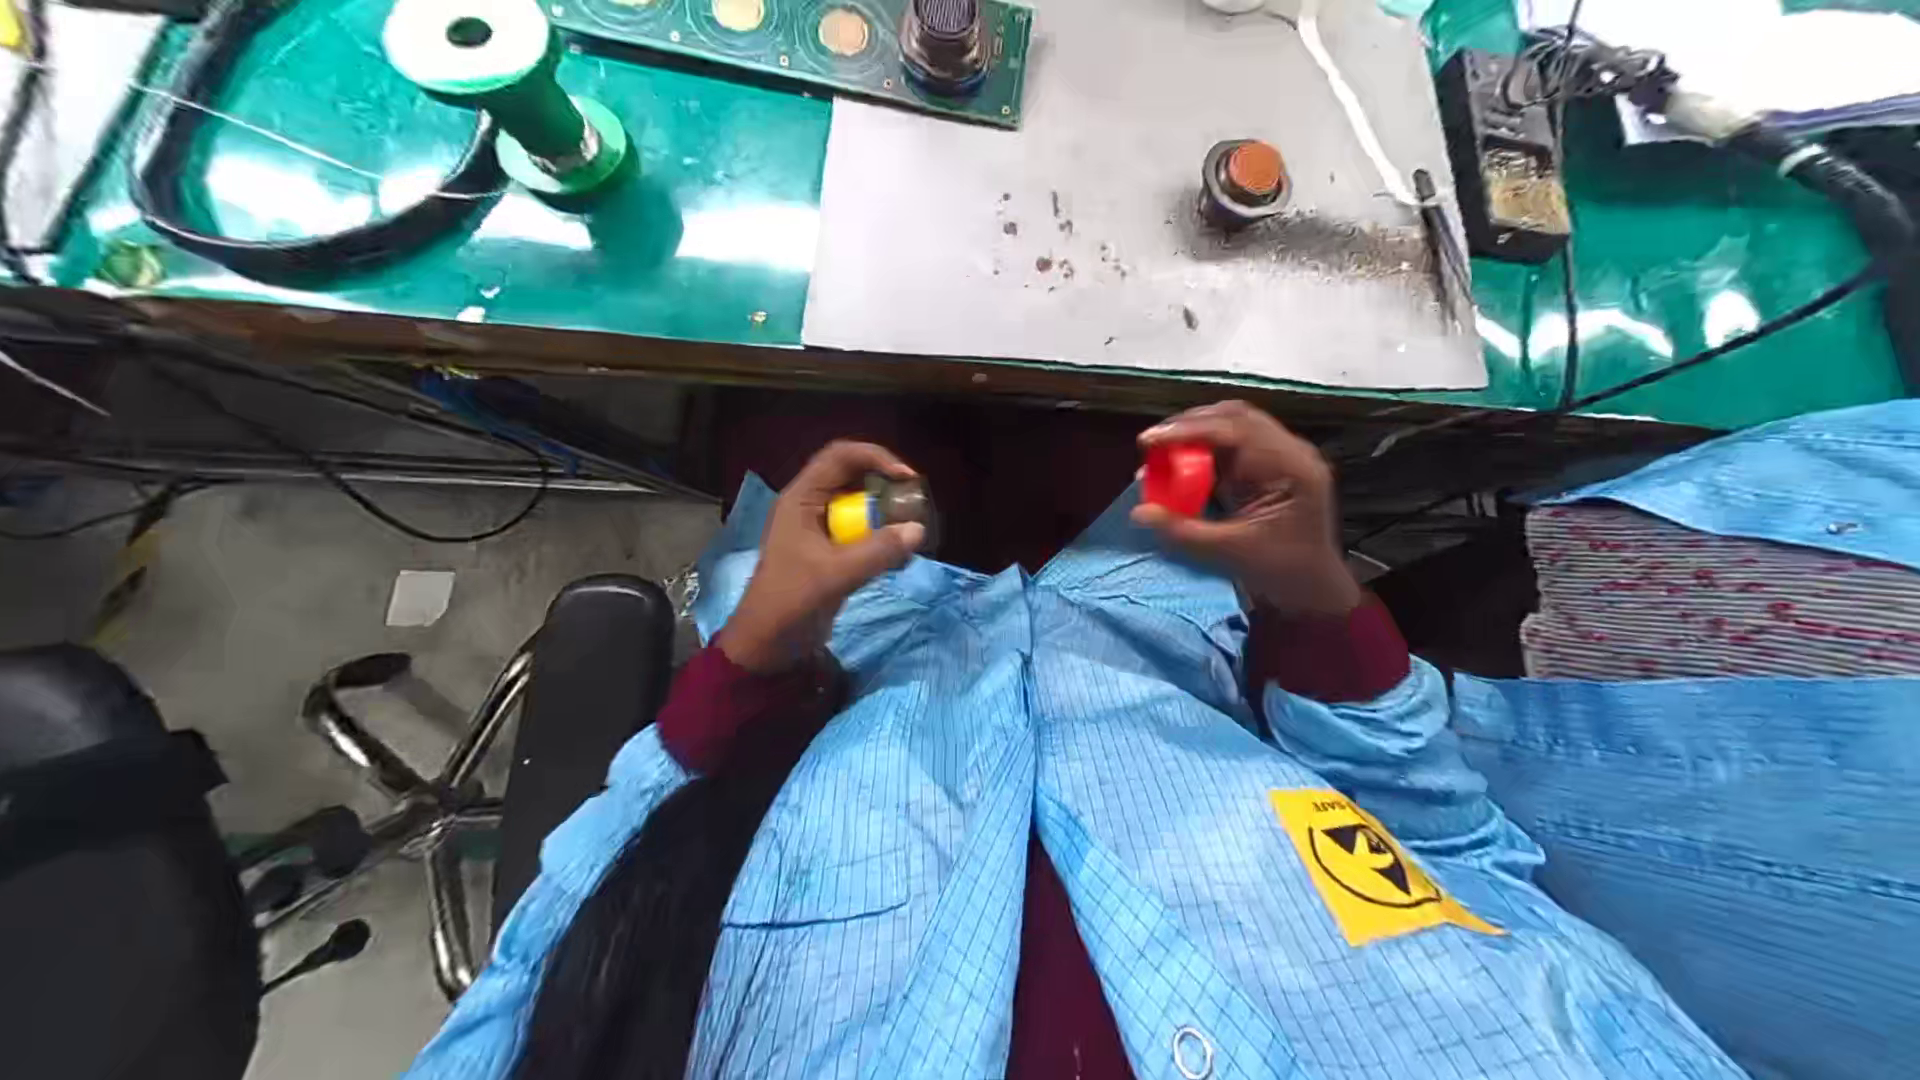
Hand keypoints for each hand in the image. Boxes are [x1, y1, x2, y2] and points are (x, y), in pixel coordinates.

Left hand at [721, 441, 926, 672]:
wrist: (768, 645)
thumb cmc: (790, 602)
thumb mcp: (835, 575)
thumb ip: (877, 552)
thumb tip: (918, 530)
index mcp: (801, 499)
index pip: (840, 457)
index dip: (875, 457)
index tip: (906, 477)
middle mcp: (811, 507)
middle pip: (854, 478)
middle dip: (886, 486)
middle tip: (914, 503)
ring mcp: (821, 530)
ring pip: (861, 506)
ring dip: (887, 514)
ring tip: (911, 529)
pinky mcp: (831, 553)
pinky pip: (862, 533)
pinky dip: (882, 538)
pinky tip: (899, 555)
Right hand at [1131, 400, 1360, 616]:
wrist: (1312, 588)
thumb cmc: (1280, 570)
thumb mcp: (1228, 553)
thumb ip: (1182, 531)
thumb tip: (1139, 512)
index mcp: (1291, 467)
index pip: (1235, 430)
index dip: (1188, 430)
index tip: (1149, 440)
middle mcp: (1290, 451)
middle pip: (1234, 417)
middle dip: (1188, 425)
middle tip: (1151, 443)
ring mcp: (1280, 456)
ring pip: (1231, 426)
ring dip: (1193, 435)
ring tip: (1160, 451)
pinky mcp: (1267, 466)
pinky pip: (1231, 445)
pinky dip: (1201, 450)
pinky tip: (1179, 463)